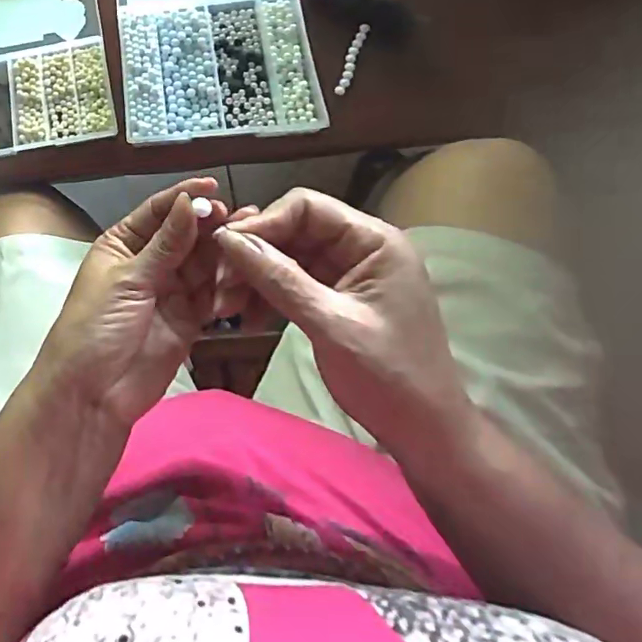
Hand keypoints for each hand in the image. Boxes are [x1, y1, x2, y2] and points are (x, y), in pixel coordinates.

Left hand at [32, 178, 228, 427]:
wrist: (92, 393)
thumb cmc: (95, 325)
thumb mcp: (129, 278)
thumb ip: (165, 244)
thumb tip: (189, 203)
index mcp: (121, 244)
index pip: (157, 212)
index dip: (184, 199)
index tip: (213, 188)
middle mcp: (146, 263)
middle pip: (185, 237)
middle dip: (210, 227)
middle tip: (242, 218)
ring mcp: (168, 292)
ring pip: (202, 265)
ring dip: (224, 255)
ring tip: (252, 243)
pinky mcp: (187, 321)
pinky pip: (212, 297)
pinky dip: (227, 288)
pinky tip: (247, 276)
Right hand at [212, 189, 478, 460]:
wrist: (423, 434)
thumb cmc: (389, 378)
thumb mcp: (329, 324)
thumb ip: (278, 277)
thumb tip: (228, 239)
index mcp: (373, 242)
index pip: (305, 207)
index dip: (262, 223)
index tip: (225, 248)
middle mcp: (358, 248)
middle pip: (288, 230)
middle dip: (250, 254)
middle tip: (219, 284)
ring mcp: (344, 272)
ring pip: (281, 255)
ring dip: (250, 277)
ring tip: (224, 307)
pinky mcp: (330, 295)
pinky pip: (285, 280)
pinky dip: (261, 295)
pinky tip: (242, 317)